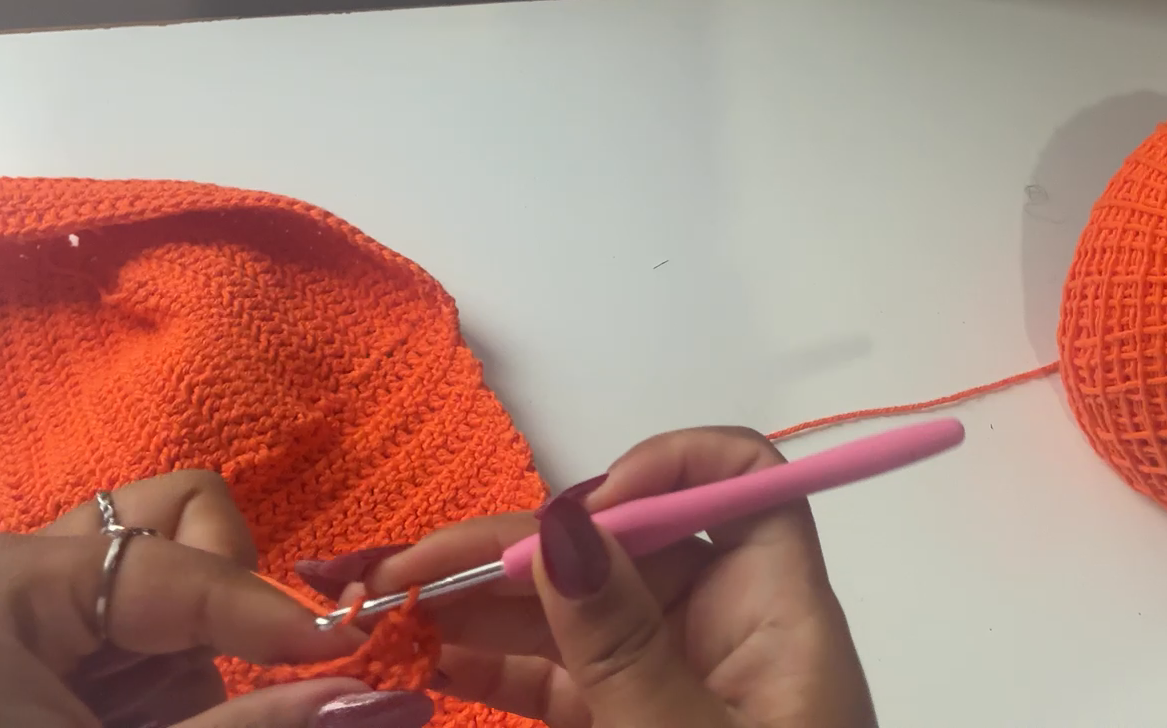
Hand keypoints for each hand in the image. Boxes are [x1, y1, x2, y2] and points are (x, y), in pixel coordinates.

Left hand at [0, 469, 435, 727]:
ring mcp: (12, 591)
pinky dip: (156, 655)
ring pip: (167, 559)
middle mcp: (14, 561)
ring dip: (189, 636)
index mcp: (13, 582)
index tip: (347, 653)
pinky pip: (134, 605)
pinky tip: (121, 714)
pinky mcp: (16, 629)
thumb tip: (394, 705)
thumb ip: (258, 725)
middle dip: (221, 597)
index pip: (196, 569)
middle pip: (184, 520)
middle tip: (213, 671)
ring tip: (145, 714)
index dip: (276, 616)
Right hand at [346, 426, 876, 727]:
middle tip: (412, 564)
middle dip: (528, 541)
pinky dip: (499, 664)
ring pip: (583, 601)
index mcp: (774, 605)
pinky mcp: (630, 717)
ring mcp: (671, 668)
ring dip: (491, 601)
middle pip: (631, 537)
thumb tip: (561, 528)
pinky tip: (430, 657)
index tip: (587, 510)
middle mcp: (723, 619)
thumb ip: (625, 648)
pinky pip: (563, 671)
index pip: (740, 479)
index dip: (671, 464)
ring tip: (393, 605)